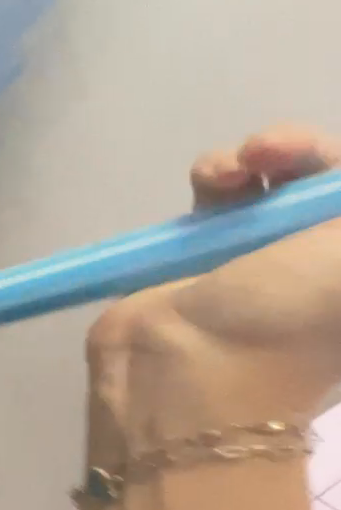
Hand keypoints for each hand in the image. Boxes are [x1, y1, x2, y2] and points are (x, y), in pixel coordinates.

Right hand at [87, 124, 340, 452]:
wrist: (184, 360)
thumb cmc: (291, 314)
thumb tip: (332, 196)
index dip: (337, 162)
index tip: (325, 159)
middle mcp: (326, 249)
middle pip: (324, 175)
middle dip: (304, 151)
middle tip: (272, 150)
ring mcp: (269, 244)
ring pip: (277, 173)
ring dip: (256, 156)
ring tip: (230, 167)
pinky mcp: (206, 246)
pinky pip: (222, 192)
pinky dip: (215, 175)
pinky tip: (208, 178)